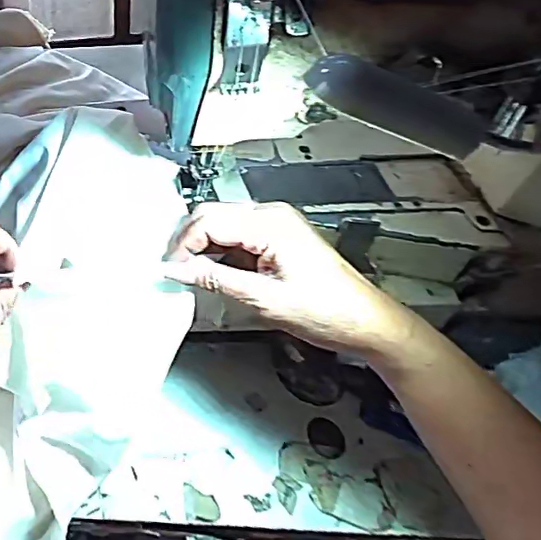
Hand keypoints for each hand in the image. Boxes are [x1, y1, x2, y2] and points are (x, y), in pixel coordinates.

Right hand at [162, 201, 422, 358]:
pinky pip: (235, 235)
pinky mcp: (276, 238)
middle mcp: (272, 216)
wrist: (370, 324)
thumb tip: (178, 270)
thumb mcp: (263, 299)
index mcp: (270, 223)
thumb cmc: (332, 311)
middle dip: (187, 242)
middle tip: (175, 271)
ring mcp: (274, 224)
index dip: (183, 246)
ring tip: (193, 276)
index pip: (207, 221)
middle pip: (210, 215)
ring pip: (220, 224)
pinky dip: (219, 252)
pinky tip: (215, 273)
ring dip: (202, 248)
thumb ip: (214, 280)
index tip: (171, 269)